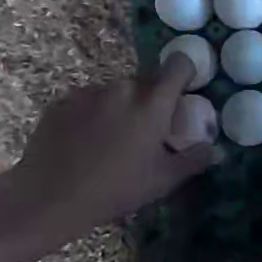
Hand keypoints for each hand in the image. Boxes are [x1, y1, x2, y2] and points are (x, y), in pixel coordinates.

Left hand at [12, 53, 219, 232]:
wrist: (50, 197)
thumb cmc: (116, 189)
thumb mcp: (163, 181)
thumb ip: (193, 159)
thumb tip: (212, 149)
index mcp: (152, 102)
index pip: (178, 64)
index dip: (185, 74)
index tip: (183, 95)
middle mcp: (122, 87)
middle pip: (146, 82)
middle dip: (150, 101)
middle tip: (146, 135)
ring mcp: (88, 92)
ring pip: (115, 93)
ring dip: (120, 109)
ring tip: (111, 144)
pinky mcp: (62, 102)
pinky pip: (87, 102)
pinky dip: (92, 117)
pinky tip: (84, 146)